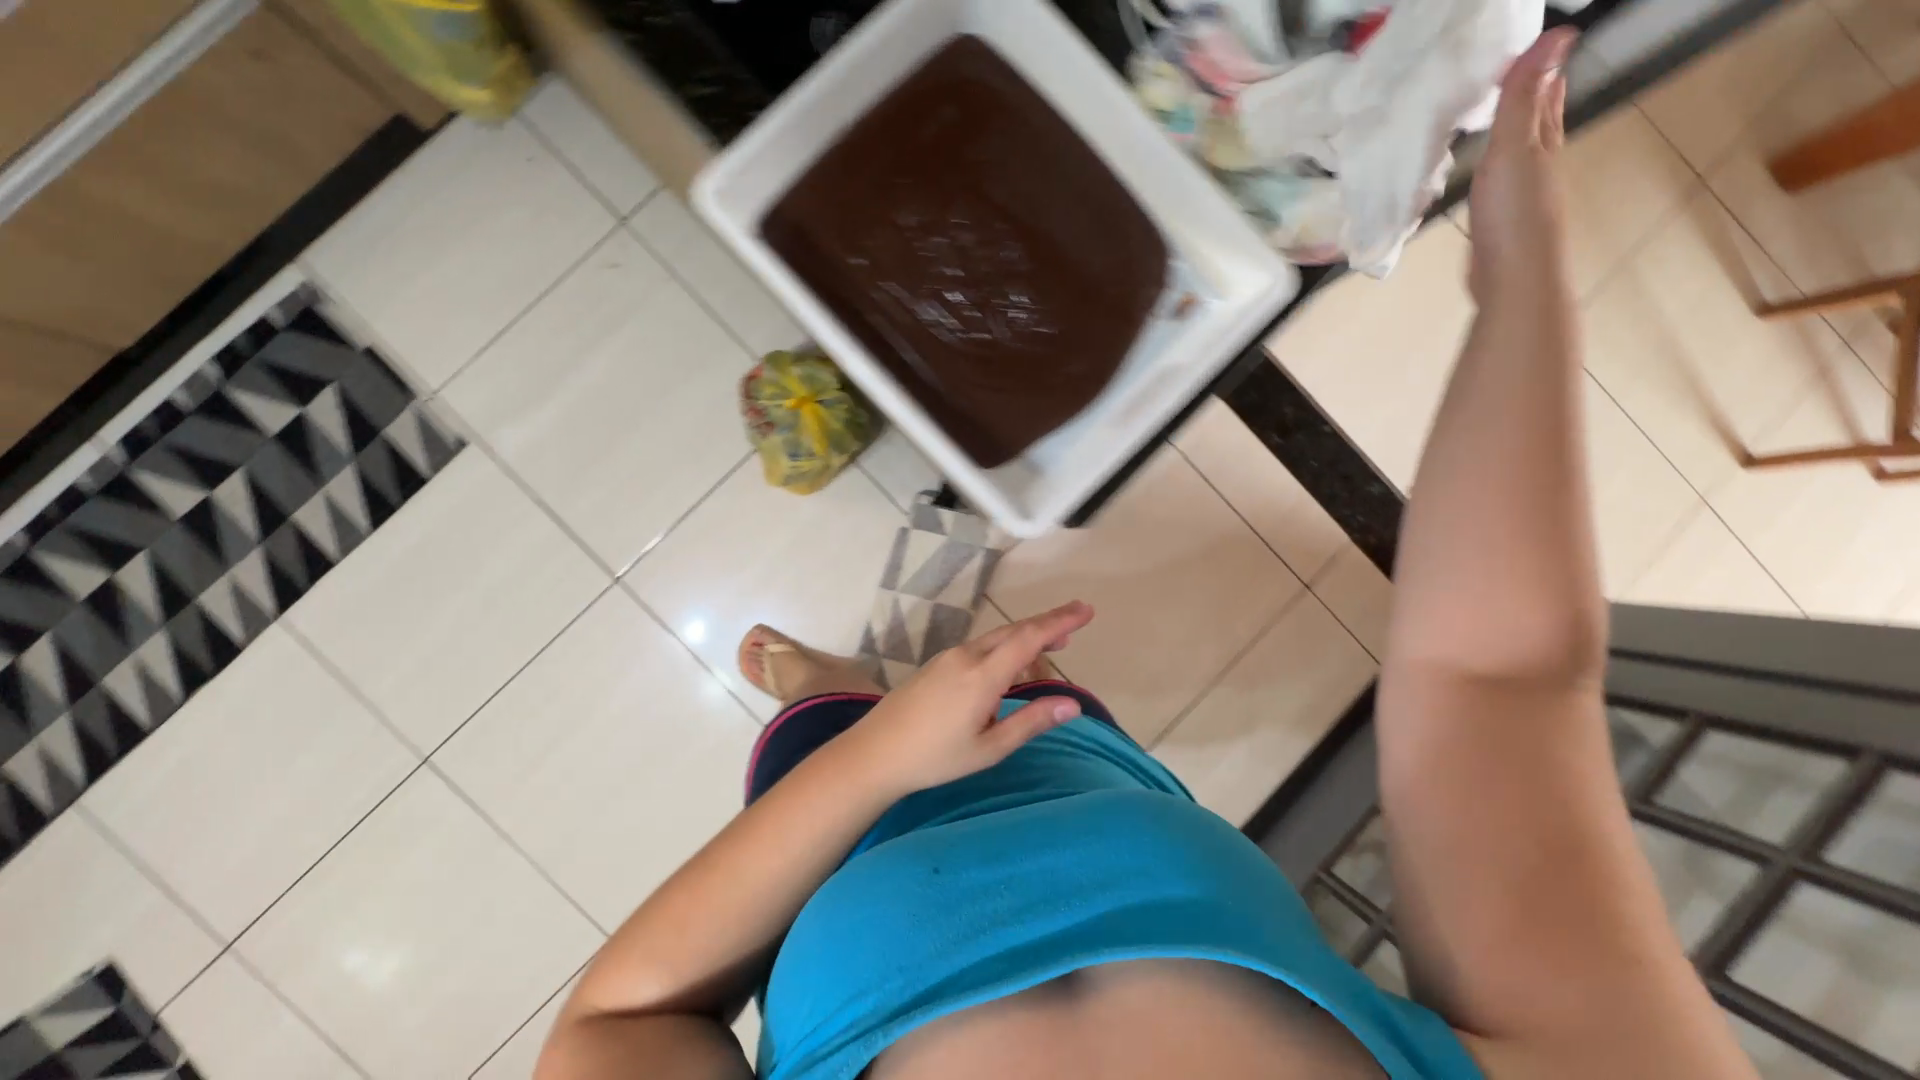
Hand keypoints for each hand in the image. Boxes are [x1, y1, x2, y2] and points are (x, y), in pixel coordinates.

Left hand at [834, 601, 1095, 795]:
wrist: (873, 754)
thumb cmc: (935, 758)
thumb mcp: (989, 748)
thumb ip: (1031, 722)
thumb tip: (1072, 703)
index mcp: (982, 675)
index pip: (1029, 638)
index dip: (1060, 622)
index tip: (1086, 610)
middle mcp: (966, 657)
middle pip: (1013, 631)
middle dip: (1047, 624)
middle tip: (1076, 623)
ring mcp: (947, 659)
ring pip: (995, 639)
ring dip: (1025, 638)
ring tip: (1052, 646)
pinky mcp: (935, 666)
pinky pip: (979, 648)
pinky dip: (1003, 649)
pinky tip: (1009, 669)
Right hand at [1468, 27, 1576, 306]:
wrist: (1513, 279)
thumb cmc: (1514, 214)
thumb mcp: (1515, 148)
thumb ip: (1523, 98)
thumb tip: (1558, 35)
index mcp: (1545, 146)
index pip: (1547, 98)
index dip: (1542, 72)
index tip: (1533, 48)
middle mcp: (1541, 168)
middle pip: (1540, 125)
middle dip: (1534, 100)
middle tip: (1519, 76)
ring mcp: (1523, 199)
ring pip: (1521, 156)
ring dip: (1512, 136)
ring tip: (1496, 122)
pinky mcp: (1503, 224)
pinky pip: (1500, 185)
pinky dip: (1495, 171)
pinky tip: (1484, 175)